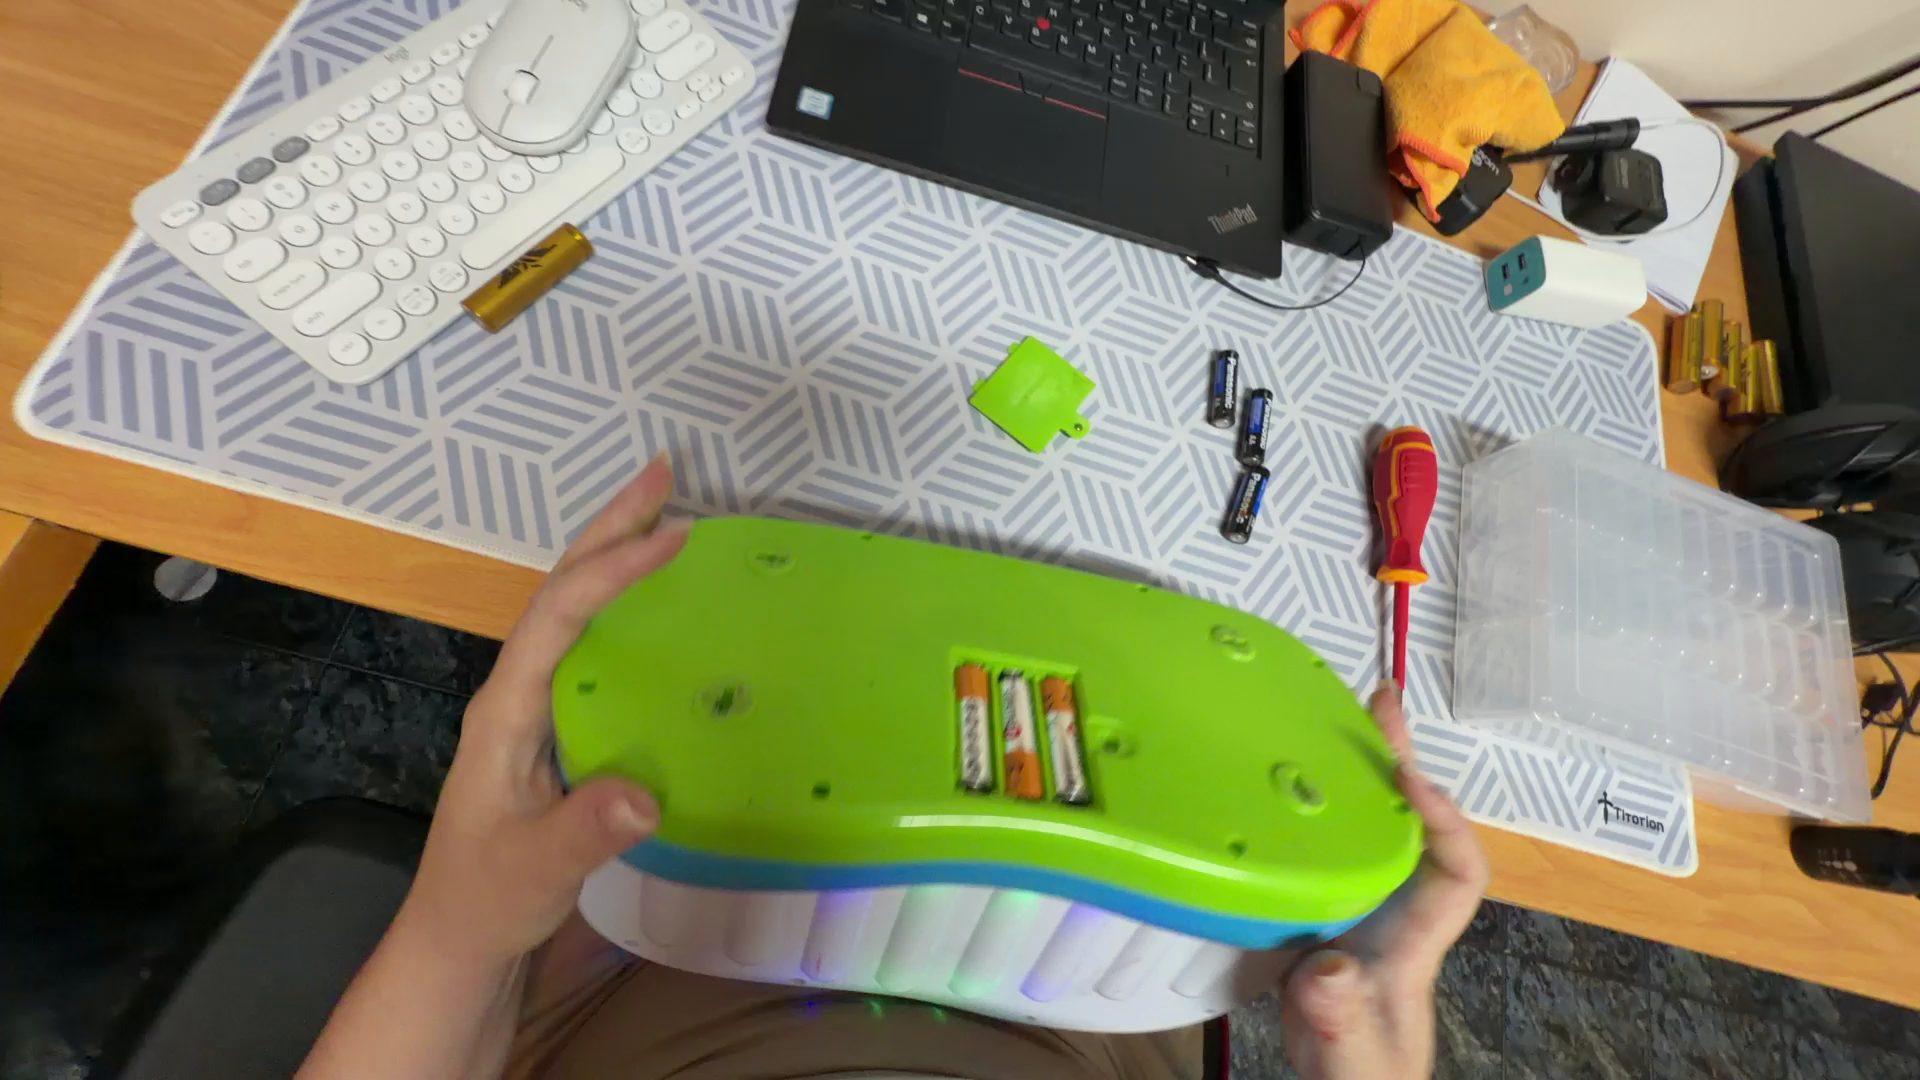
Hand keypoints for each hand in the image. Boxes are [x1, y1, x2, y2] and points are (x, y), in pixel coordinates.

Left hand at [395, 455, 688, 975]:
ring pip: (581, 603)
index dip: (615, 569)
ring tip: (669, 510)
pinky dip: (633, 597)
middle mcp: (524, 683)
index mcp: (508, 705)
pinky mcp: (570, 713)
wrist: (464, 932)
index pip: (559, 615)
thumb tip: (644, 796)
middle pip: (565, 584)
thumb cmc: (488, 896)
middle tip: (664, 473)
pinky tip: (666, 593)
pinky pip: (603, 637)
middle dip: (612, 525)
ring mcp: (546, 696)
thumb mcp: (530, 872)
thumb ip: (580, 835)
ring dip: (620, 548)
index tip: (675, 534)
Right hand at [1278, 683, 1490, 1079]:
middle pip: (1413, 821)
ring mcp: (1358, 894)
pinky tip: (1288, 766)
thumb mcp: (1349, 1056)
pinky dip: (1317, 793)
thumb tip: (1328, 967)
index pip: (1456, 868)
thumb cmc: (1359, 1070)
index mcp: (1413, 935)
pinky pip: (1328, 830)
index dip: (1442, 818)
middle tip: (1380, 701)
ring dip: (1360, 765)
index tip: (1407, 775)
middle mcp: (1393, 901)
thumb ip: (1340, 1020)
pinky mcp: (1321, 893)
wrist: (1340, 1078)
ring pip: (1371, 819)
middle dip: (1401, 759)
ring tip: (1336, 711)